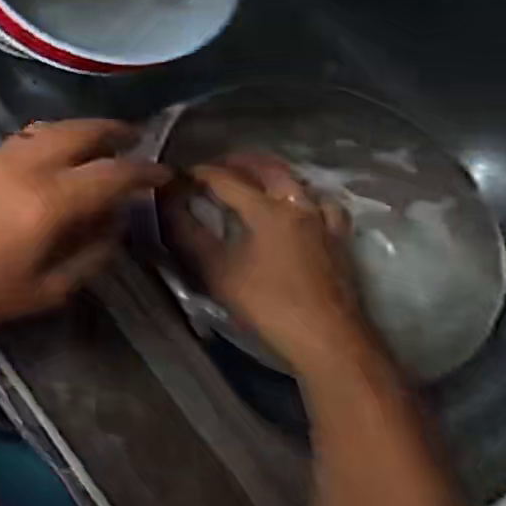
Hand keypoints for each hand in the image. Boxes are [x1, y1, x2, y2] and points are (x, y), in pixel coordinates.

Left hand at [0, 119, 170, 328]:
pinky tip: (62, 150)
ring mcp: (2, 155)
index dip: (143, 171)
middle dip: (116, 132)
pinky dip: (56, 134)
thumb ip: (90, 254)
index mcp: (49, 200)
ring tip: (106, 142)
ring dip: (85, 129)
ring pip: (54, 127)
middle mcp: (28, 166)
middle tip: (139, 140)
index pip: (111, 173)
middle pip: (82, 132)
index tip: (164, 172)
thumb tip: (116, 223)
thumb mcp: (46, 289)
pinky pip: (30, 134)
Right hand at [166, 152, 378, 376]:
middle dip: (236, 162)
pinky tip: (294, 211)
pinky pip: (323, 205)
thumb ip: (187, 233)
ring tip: (252, 183)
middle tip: (211, 168)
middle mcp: (299, 206)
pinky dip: (304, 198)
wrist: (330, 344)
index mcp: (266, 209)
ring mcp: (324, 223)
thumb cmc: (267, 304)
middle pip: (267, 168)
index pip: (224, 178)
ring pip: (299, 182)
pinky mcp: (340, 242)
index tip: (175, 177)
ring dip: (272, 175)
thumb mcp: (215, 269)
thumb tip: (166, 203)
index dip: (196, 173)